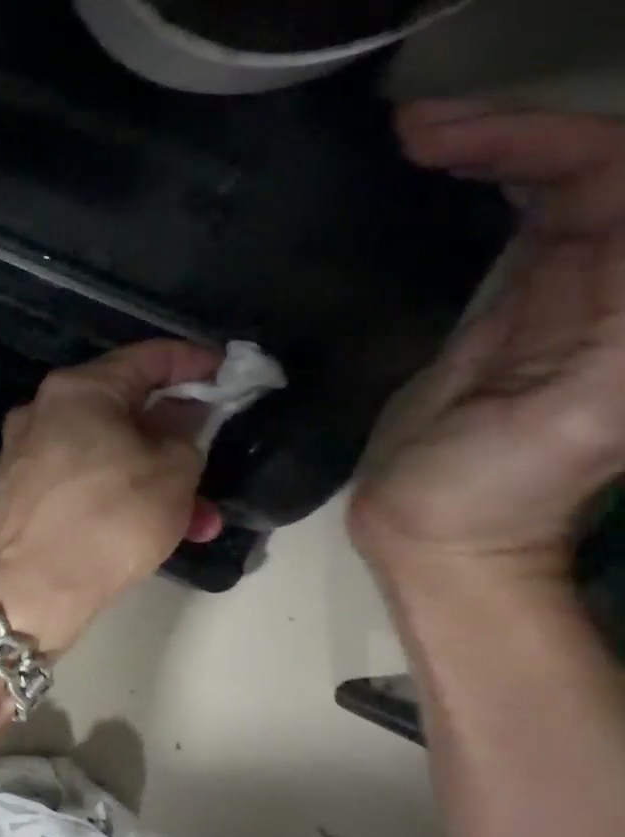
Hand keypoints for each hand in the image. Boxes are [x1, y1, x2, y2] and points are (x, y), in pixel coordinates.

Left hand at [0, 340, 223, 652]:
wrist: (41, 585)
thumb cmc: (113, 515)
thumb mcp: (176, 468)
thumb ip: (186, 430)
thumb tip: (179, 415)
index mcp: (74, 390)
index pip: (146, 358)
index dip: (195, 363)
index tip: (231, 375)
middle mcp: (39, 412)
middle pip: (121, 406)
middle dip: (176, 430)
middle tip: (218, 441)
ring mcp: (24, 452)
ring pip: (107, 450)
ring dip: (157, 475)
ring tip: (203, 513)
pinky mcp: (22, 490)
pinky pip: (83, 478)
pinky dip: (122, 492)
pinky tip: (165, 525)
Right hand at [351, 102, 624, 580]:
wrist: (438, 536)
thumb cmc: (502, 490)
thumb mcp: (582, 414)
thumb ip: (615, 331)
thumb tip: (605, 226)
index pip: (612, 177)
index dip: (536, 138)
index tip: (436, 138)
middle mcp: (605, 284)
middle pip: (584, 168)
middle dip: (503, 132)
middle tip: (407, 128)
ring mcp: (552, 296)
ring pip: (542, 187)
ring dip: (483, 151)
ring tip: (404, 141)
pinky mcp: (498, 314)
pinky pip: (503, 226)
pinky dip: (468, 190)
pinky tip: (421, 182)